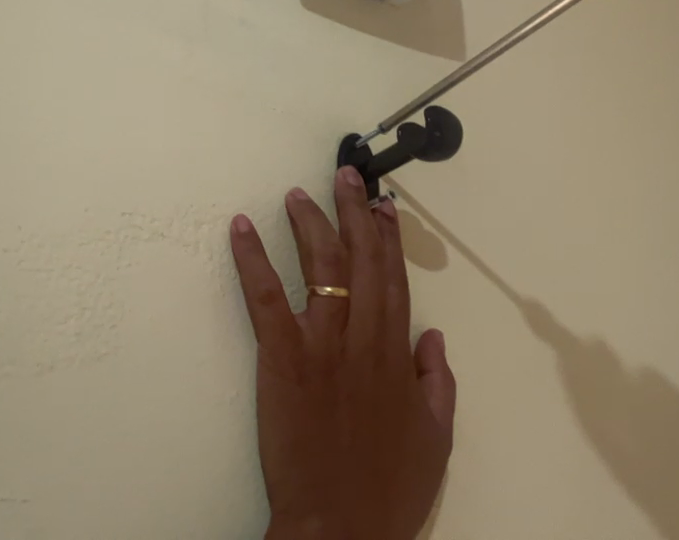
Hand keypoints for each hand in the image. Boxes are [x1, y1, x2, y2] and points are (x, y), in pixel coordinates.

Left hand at [230, 169, 455, 539]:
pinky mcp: (282, 356)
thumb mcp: (436, 436)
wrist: (340, 527)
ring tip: (297, 193)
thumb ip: (437, 380)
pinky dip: (252, 258)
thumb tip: (433, 334)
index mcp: (397, 352)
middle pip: (361, 259)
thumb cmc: (388, 486)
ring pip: (320, 267)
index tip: (382, 204)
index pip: (394, 278)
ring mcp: (322, 343)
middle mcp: (363, 336)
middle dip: (353, 212)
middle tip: (344, 174)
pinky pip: (265, 297)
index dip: (389, 236)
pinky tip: (240, 227)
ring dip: (310, 223)